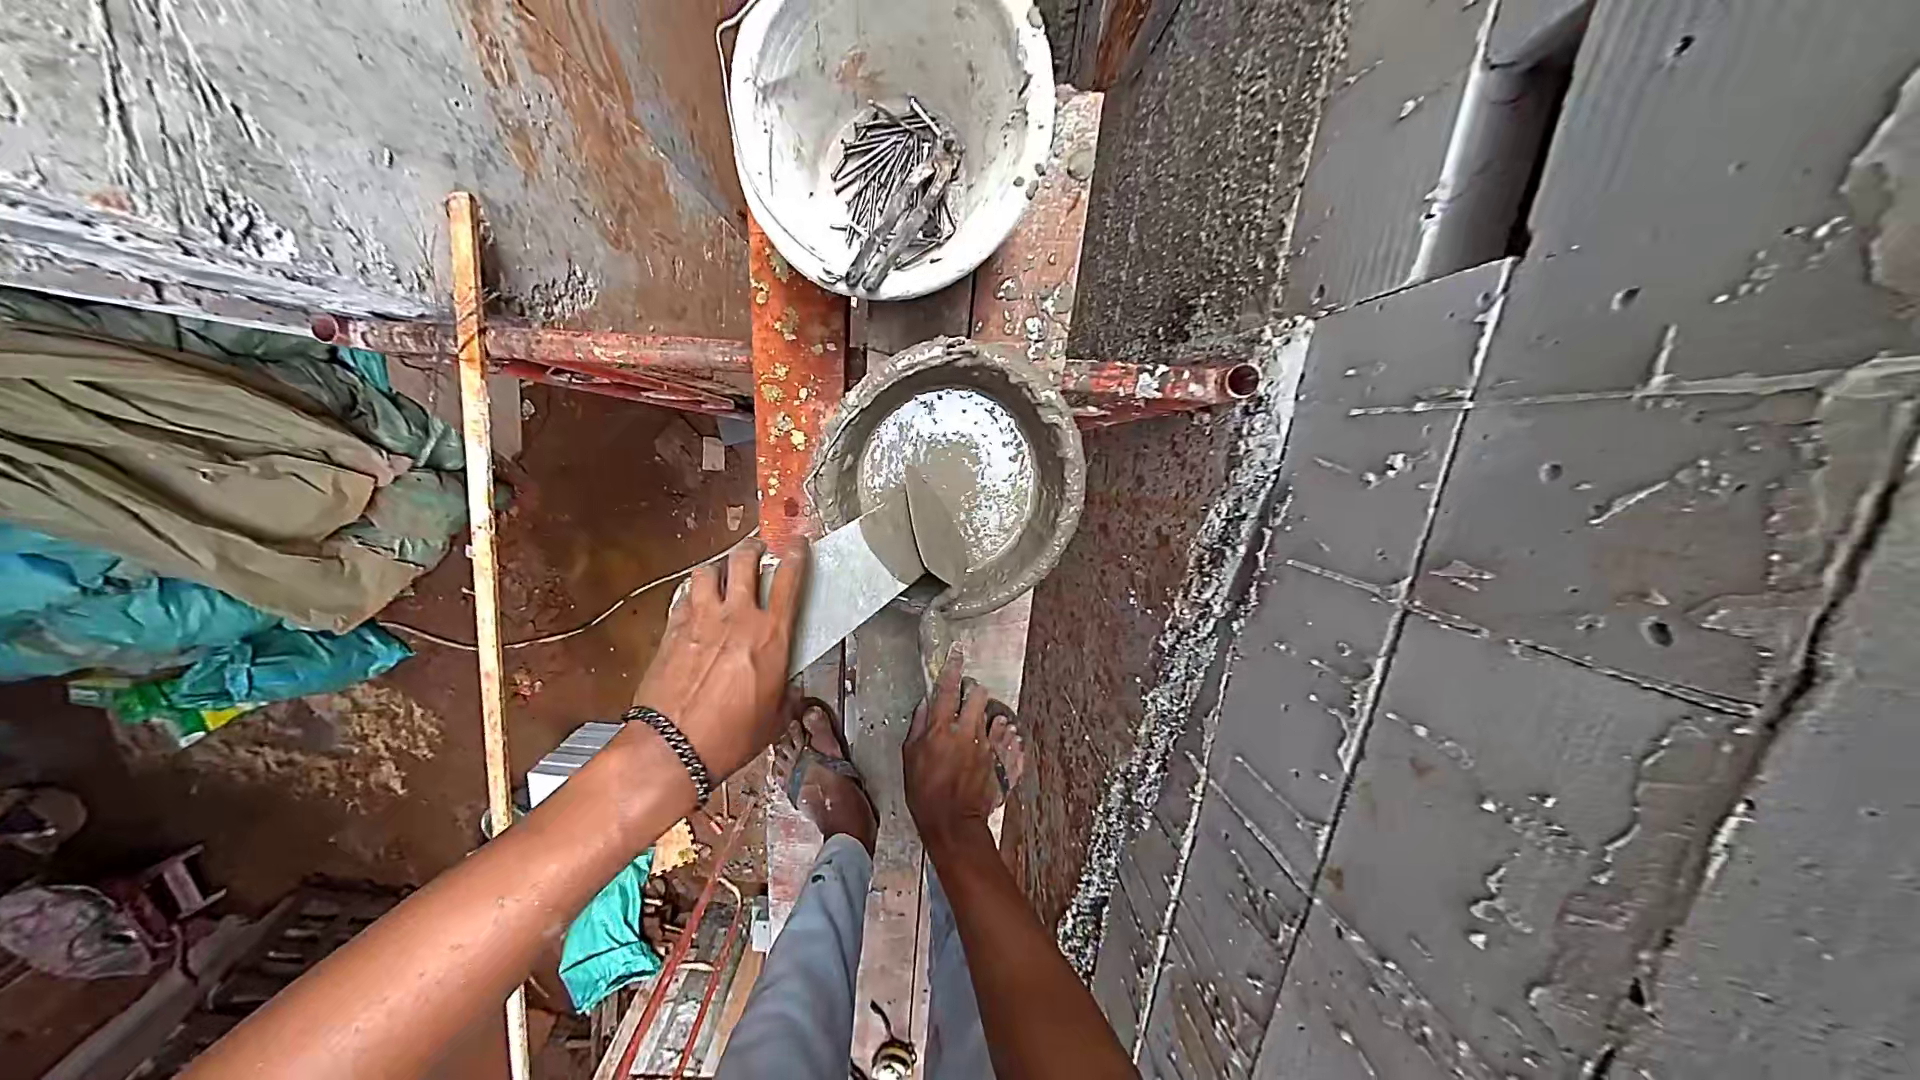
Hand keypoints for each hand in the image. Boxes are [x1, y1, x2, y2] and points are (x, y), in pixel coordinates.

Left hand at [633, 537, 807, 782]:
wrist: (672, 747)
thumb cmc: (729, 736)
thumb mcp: (775, 715)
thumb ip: (785, 691)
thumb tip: (787, 689)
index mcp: (771, 635)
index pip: (789, 579)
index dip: (797, 555)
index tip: (798, 545)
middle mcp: (737, 617)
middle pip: (745, 560)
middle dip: (753, 548)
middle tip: (757, 548)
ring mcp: (701, 620)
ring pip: (709, 571)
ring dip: (719, 568)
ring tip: (723, 573)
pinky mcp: (672, 631)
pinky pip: (684, 597)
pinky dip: (694, 594)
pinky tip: (697, 603)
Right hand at [904, 649, 1003, 849]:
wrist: (952, 823)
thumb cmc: (924, 793)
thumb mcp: (910, 758)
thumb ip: (917, 727)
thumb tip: (924, 705)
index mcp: (941, 729)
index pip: (948, 689)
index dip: (953, 668)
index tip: (957, 655)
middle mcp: (967, 732)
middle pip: (978, 696)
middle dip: (974, 690)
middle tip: (968, 694)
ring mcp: (986, 746)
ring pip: (993, 716)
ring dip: (987, 714)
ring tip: (982, 720)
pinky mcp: (998, 760)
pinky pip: (1007, 740)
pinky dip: (1004, 735)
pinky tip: (1002, 734)